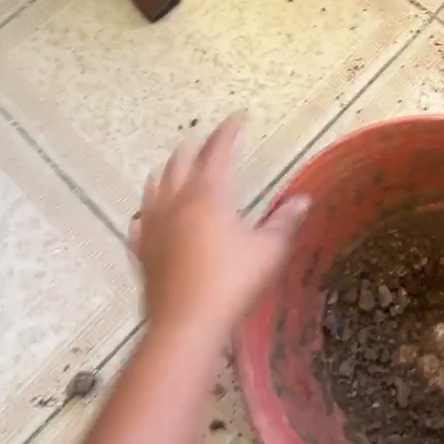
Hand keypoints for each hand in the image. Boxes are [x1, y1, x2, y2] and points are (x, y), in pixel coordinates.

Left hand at [130, 113, 308, 340]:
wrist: (185, 325)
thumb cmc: (231, 283)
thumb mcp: (268, 250)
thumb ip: (284, 221)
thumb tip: (303, 200)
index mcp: (209, 194)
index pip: (219, 150)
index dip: (230, 130)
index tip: (240, 117)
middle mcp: (177, 201)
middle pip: (182, 161)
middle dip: (199, 146)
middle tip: (214, 142)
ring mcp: (153, 226)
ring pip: (155, 185)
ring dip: (169, 169)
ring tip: (178, 165)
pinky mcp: (141, 251)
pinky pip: (140, 221)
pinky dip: (148, 209)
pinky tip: (150, 214)